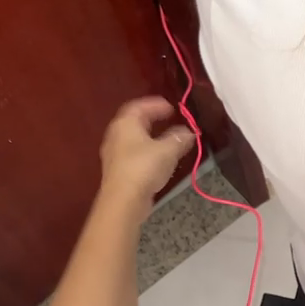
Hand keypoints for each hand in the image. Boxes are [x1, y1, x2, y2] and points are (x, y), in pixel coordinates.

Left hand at [97, 97, 193, 211]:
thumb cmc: (144, 167)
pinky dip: (147, 151)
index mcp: (125, 124)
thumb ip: (179, 138)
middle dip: (153, 119)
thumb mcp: (168, 150)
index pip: (139, 106)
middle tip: (169, 119)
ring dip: (151, 136)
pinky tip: (159, 159)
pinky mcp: (118, 171)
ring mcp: (115, 154)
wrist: (123, 201)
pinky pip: (134, 154)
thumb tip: (189, 132)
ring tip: (167, 139)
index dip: (156, 104)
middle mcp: (116, 136)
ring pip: (134, 139)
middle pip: (134, 122)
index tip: (171, 107)